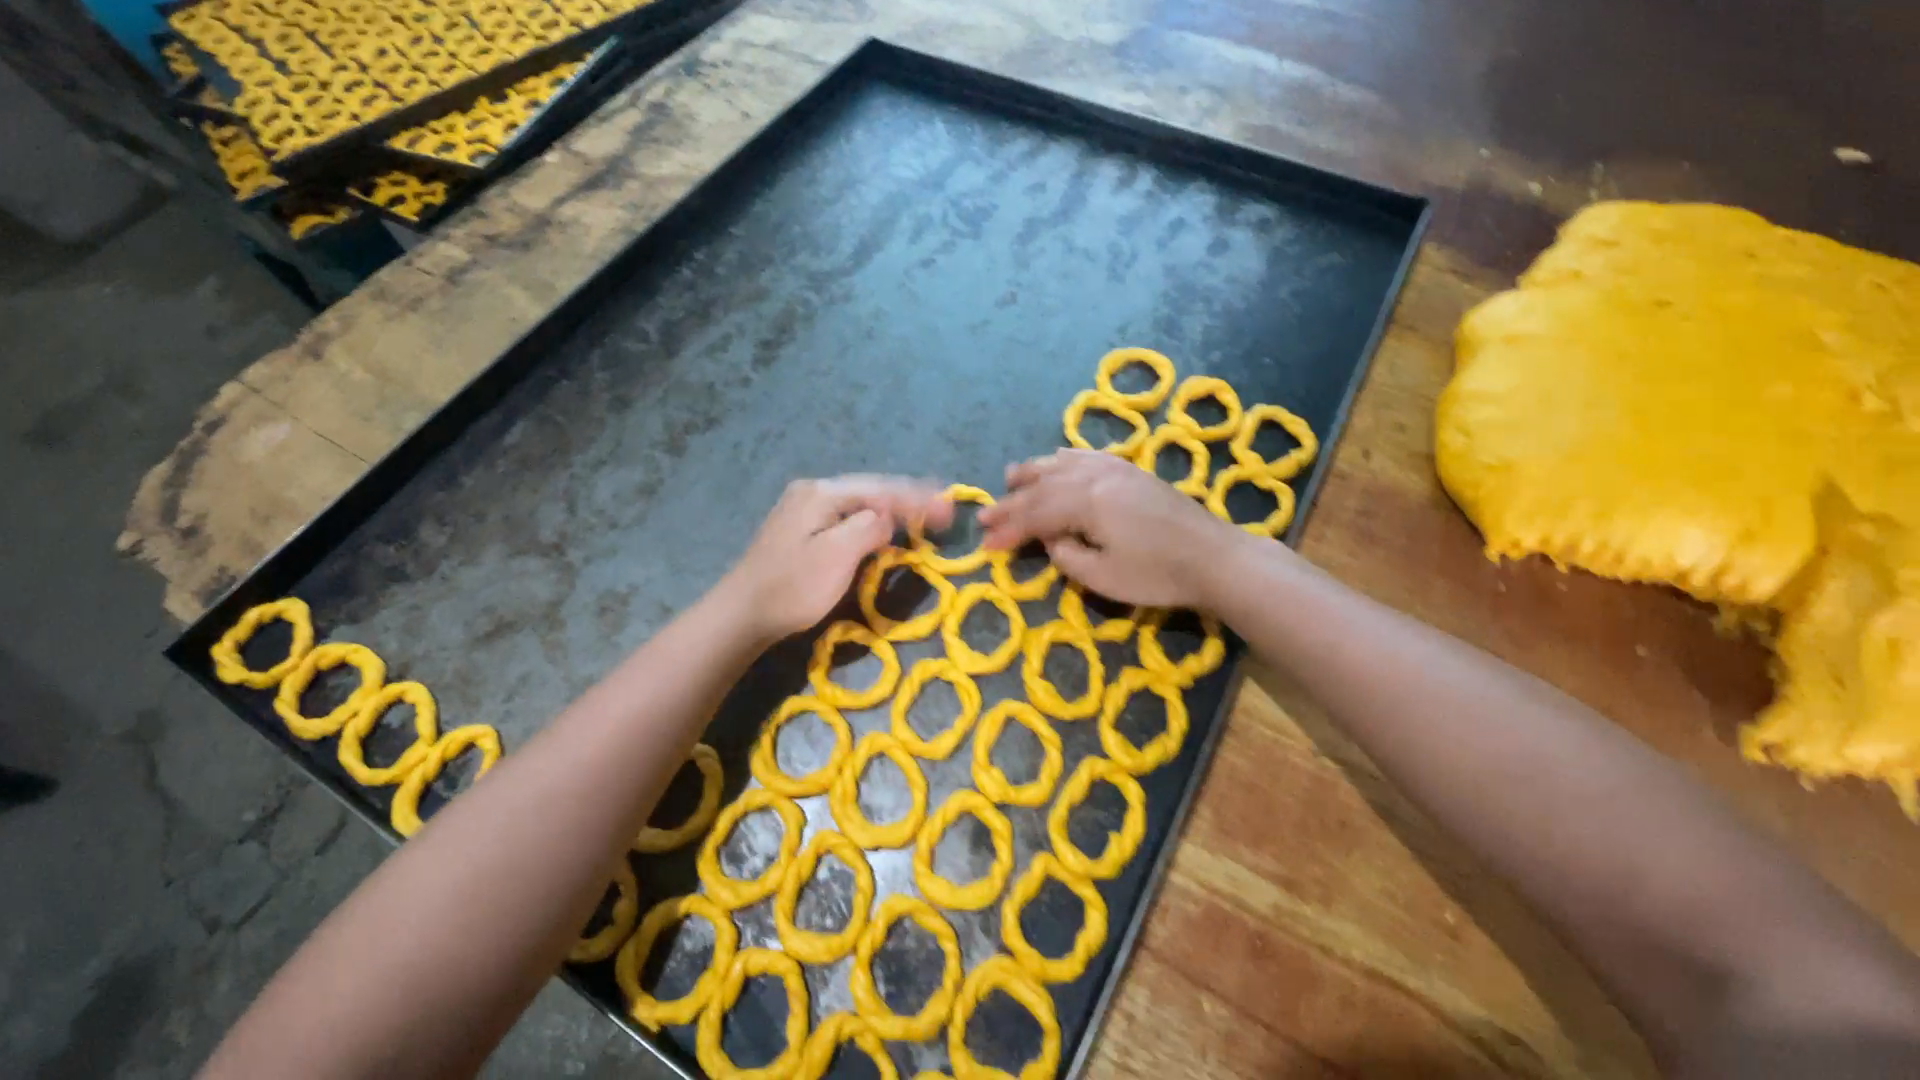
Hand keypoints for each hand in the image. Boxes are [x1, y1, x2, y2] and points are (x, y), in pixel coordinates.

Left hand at [722, 475, 953, 639]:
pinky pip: (847, 517)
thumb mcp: (838, 555)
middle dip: (908, 498)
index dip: (918, 498)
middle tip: (943, 510)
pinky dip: (872, 522)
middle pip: (871, 490)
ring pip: (860, 503)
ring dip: (892, 509)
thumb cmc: (792, 587)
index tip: (950, 509)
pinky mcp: (800, 530)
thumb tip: (890, 516)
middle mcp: (812, 492)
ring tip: (923, 515)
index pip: (882, 488)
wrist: (742, 615)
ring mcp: (803, 509)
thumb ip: (869, 527)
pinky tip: (885, 528)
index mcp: (822, 493)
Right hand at [978, 450, 1255, 609]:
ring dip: (1033, 474)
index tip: (984, 546)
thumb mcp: (1104, 577)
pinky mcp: (1132, 472)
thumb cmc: (1158, 575)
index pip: (1035, 515)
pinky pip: (1088, 457)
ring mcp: (1116, 470)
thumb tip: (1050, 540)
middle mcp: (1096, 477)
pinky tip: (1057, 459)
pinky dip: (1065, 459)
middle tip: (985, 516)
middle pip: (1043, 487)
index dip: (1008, 531)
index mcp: (1086, 502)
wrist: (1215, 558)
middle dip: (1012, 504)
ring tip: (1010, 479)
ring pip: (1063, 465)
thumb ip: (1067, 557)